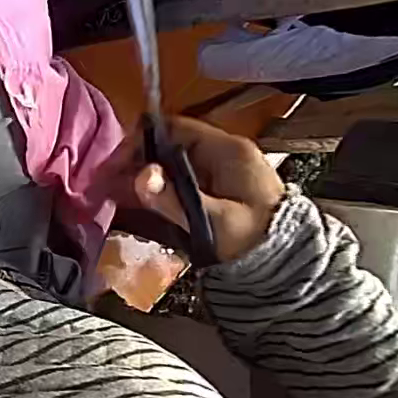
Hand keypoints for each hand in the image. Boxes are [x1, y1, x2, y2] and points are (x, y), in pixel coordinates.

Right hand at [112, 116, 285, 261]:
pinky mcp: (216, 191)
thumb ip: (175, 200)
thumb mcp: (214, 222)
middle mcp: (223, 154)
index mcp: (227, 151)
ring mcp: (220, 172)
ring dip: (144, 177)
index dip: (140, 143)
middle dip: (137, 162)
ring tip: (116, 194)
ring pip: (171, 164)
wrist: (288, 269)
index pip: (174, 128)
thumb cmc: (256, 242)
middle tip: (109, 184)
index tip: (116, 166)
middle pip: (168, 146)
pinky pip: (180, 181)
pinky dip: (159, 190)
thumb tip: (140, 177)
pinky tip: (140, 204)